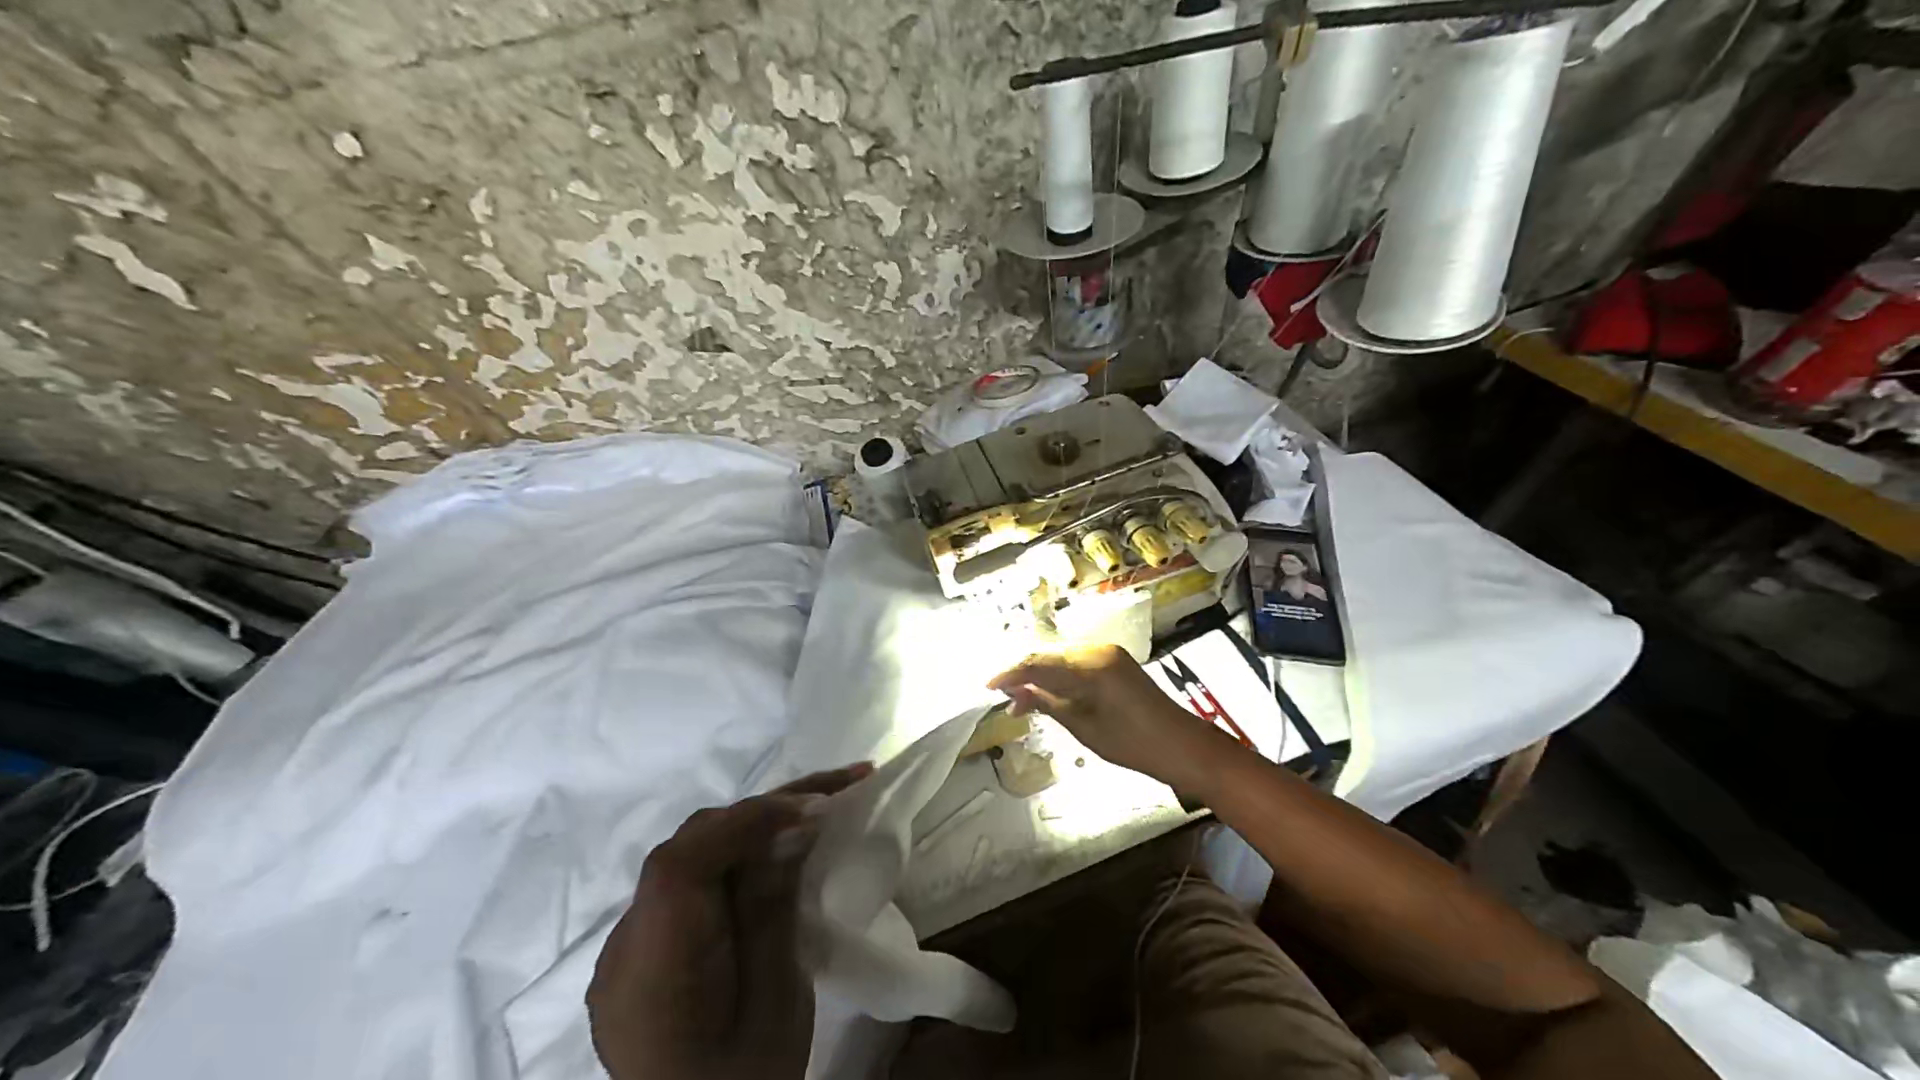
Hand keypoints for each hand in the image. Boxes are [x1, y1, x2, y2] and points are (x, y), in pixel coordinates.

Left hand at [587, 764, 870, 1079]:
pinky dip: (734, 858)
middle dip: (762, 813)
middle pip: (690, 848)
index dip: (751, 821)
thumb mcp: (776, 1003)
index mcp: (654, 968)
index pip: (686, 862)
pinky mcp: (644, 951)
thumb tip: (792, 827)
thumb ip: (772, 908)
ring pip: (691, 858)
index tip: (818, 808)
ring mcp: (628, 948)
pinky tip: (774, 853)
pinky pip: (689, 885)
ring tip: (817, 809)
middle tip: (835, 793)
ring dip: (752, 829)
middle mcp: (625, 947)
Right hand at [988, 645, 1218, 787]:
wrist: (1182, 746)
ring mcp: (1109, 654)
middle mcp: (1098, 650)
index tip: (988, 687)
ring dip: (1041, 677)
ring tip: (1023, 702)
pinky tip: (1049, 695)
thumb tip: (1016, 693)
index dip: (1011, 674)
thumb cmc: (1133, 744)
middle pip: (1049, 657)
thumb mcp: (1084, 728)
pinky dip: (1059, 677)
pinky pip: (1076, 664)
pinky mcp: (1115, 662)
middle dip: (1024, 676)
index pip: (1039, 663)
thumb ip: (1048, 703)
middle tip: (1006, 700)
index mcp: (1091, 666)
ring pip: (1061, 659)